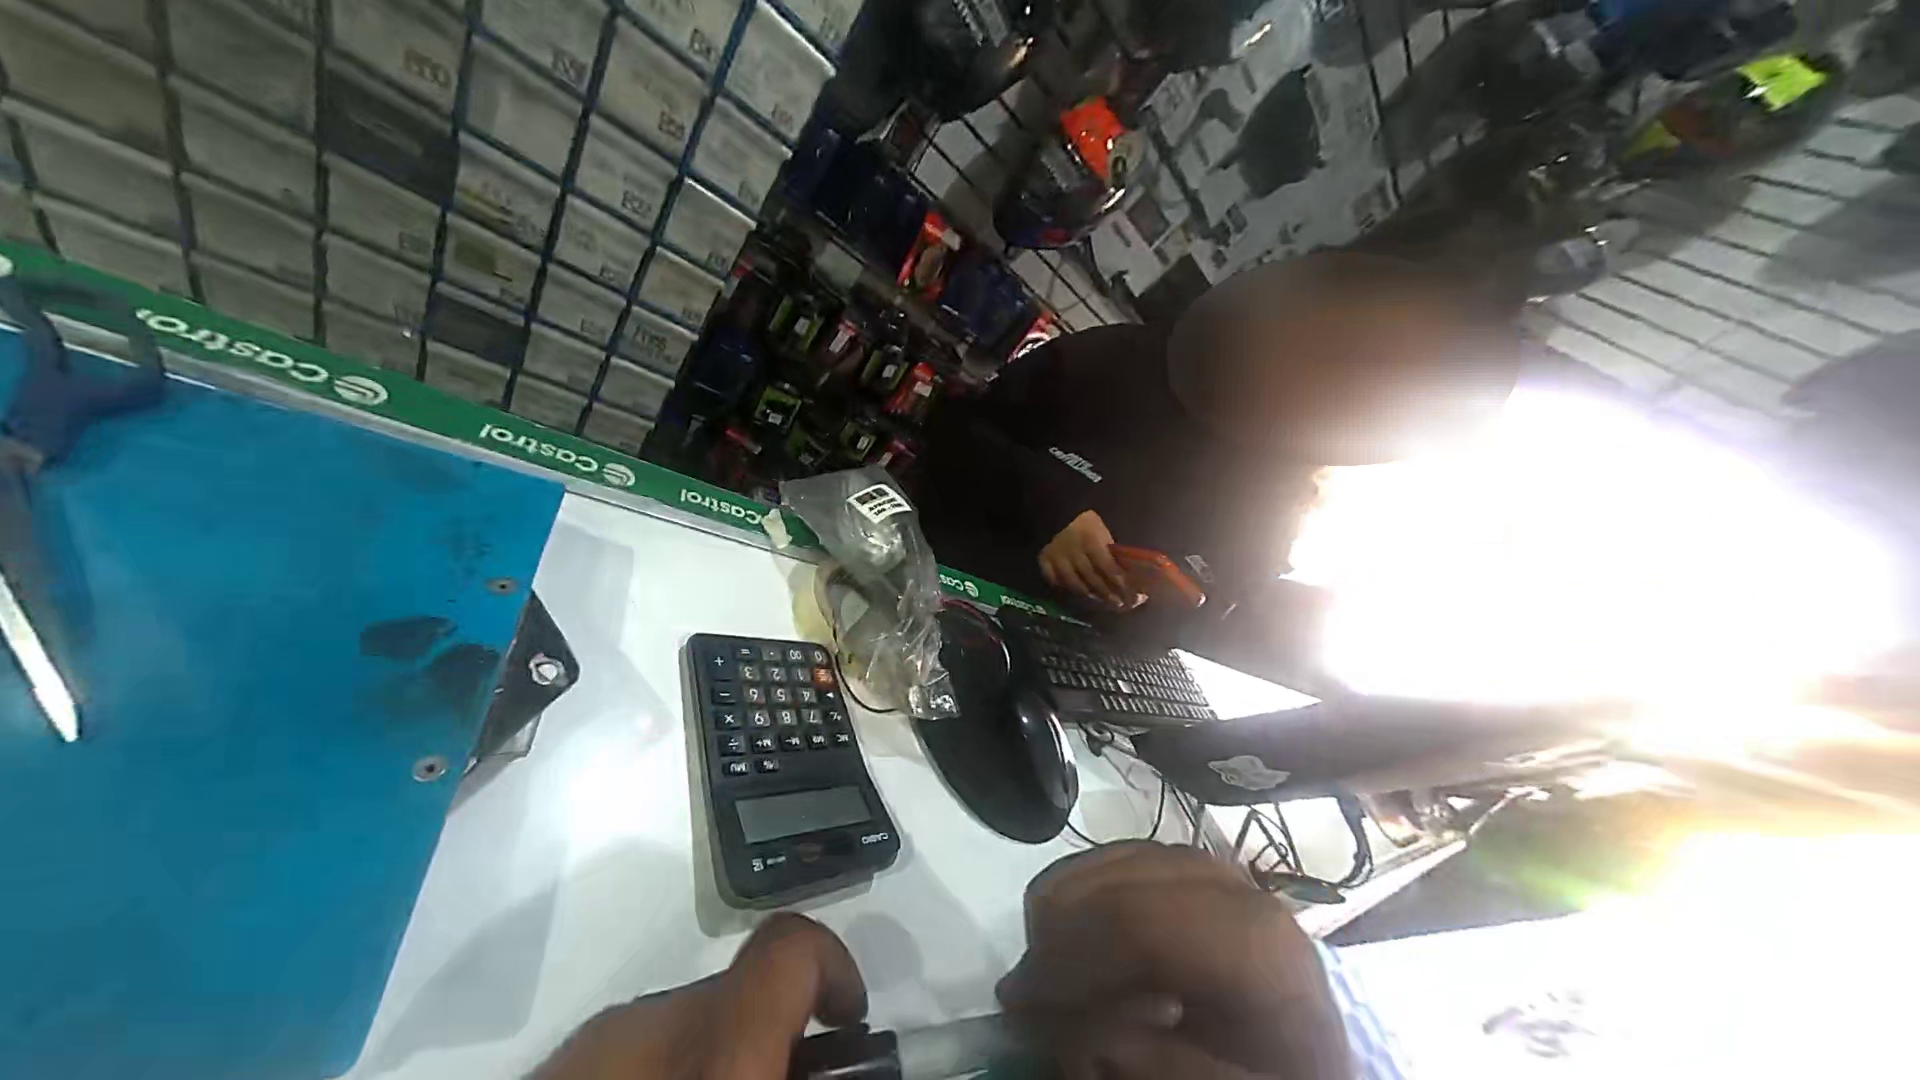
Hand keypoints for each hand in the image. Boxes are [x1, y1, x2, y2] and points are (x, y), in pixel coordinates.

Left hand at [534, 914, 865, 1079]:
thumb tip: (831, 1069)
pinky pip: (624, 1058)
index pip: (788, 948)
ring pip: (679, 1027)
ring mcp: (580, 1056)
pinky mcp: (546, 1075)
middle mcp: (643, 1033)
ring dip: (713, 1065)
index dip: (833, 966)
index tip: (849, 1021)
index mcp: (712, 1054)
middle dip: (774, 1042)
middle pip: (739, 994)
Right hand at [997, 842, 1349, 1079]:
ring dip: (1071, 909)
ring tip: (1050, 966)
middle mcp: (1240, 888)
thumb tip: (1045, 1009)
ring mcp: (1222, 870)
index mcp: (1257, 946)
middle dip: (1060, 930)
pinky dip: (1091, 894)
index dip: (1067, 956)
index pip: (1138, 922)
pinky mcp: (1205, 871)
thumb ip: (1133, 1051)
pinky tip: (1082, 939)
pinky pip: (1129, 861)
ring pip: (1118, 860)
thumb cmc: (1270, 1076)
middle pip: (1120, 880)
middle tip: (1026, 991)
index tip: (1019, 998)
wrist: (1317, 1068)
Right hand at [1039, 511, 1137, 610]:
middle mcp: (1072, 549)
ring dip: (1087, 593)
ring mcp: (1056, 555)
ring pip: (1072, 581)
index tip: (1128, 592)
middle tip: (1116, 603)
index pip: (1104, 564)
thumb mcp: (1103, 533)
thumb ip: (1111, 553)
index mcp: (1089, 539)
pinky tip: (1075, 593)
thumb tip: (1127, 575)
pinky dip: (1064, 588)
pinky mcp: (1044, 560)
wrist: (1060, 514)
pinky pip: (1053, 579)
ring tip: (1099, 600)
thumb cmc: (1088, 525)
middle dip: (1105, 592)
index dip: (1116, 580)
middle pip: (1090, 576)